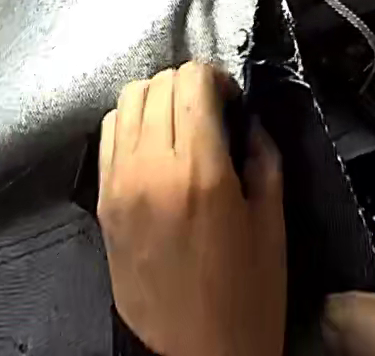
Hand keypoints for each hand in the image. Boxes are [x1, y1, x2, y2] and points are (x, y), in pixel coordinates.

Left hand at [97, 62, 285, 355]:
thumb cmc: (245, 299)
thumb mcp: (272, 226)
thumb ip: (264, 157)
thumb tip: (248, 118)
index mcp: (200, 170)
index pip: (192, 80)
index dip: (215, 76)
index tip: (230, 97)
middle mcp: (152, 165)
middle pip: (159, 82)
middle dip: (189, 84)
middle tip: (209, 109)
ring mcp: (120, 180)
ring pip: (127, 97)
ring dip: (157, 96)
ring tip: (178, 120)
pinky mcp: (102, 198)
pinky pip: (107, 131)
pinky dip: (129, 120)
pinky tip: (150, 140)